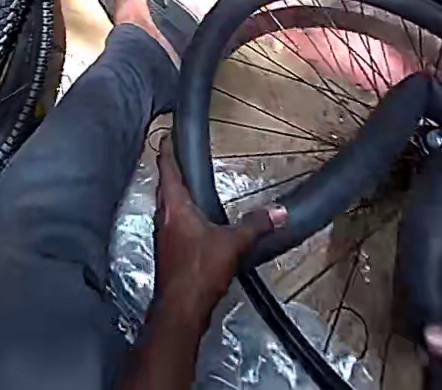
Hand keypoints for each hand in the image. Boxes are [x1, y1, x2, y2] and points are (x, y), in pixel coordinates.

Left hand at [149, 135, 283, 325]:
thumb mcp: (231, 244)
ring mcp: (161, 232)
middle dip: (170, 167)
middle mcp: (162, 213)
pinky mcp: (166, 248)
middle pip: (164, 182)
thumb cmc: (199, 269)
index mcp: (173, 204)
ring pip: (165, 201)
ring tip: (187, 182)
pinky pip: (169, 219)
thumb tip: (279, 211)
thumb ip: (254, 226)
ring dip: (173, 189)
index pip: (166, 166)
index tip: (167, 132)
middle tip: (179, 154)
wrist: (179, 309)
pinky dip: (177, 210)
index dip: (166, 148)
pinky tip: (190, 219)